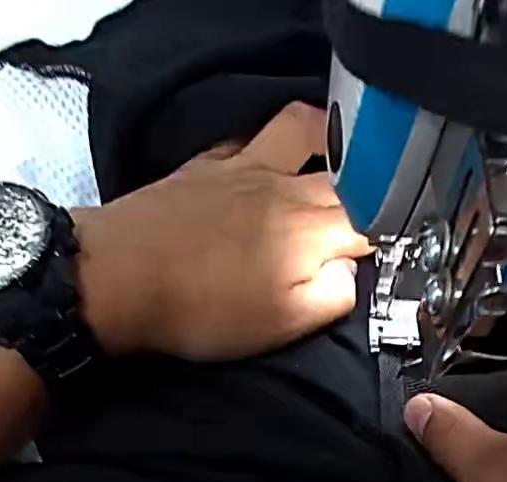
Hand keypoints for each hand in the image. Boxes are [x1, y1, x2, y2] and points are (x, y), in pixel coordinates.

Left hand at [72, 102, 374, 360]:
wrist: (122, 278)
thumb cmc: (205, 311)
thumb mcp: (283, 325)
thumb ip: (333, 297)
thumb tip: (351, 272)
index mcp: (310, 230)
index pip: (371, 222)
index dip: (384, 240)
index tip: (384, 257)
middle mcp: (285, 186)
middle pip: (346, 179)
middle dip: (368, 198)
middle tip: (366, 225)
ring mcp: (244, 165)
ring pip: (305, 131)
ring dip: (330, 145)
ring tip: (336, 169)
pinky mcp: (208, 164)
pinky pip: (252, 136)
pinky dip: (273, 144)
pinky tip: (270, 163)